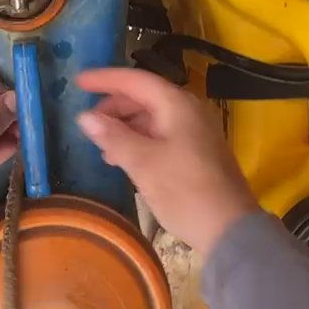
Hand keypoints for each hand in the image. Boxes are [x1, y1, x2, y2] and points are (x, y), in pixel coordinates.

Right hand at [76, 68, 256, 252]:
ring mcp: (195, 130)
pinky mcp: (197, 151)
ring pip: (152, 117)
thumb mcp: (143, 163)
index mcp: (177, 104)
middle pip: (144, 96)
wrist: (230, 229)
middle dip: (114, 107)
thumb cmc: (185, 190)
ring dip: (125, 127)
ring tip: (103, 147)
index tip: (78, 81)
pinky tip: (124, 159)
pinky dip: (140, 140)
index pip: (135, 80)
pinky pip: (161, 134)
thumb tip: (85, 117)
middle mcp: (188, 110)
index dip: (105, 79)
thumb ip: (113, 136)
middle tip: (89, 124)